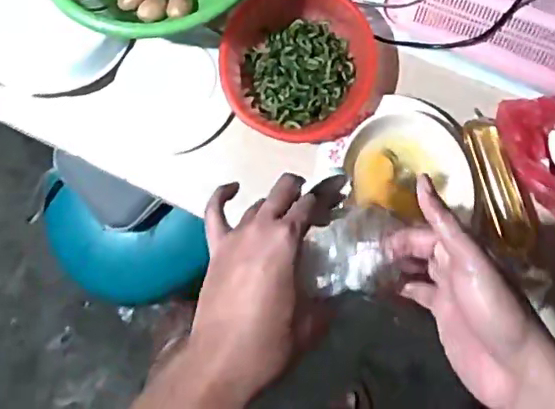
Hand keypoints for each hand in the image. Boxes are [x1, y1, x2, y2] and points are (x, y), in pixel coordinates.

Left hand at [131, 175, 325, 408]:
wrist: (219, 364)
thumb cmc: (267, 343)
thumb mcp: (310, 324)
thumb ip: (327, 303)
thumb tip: (339, 296)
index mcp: (287, 238)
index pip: (312, 203)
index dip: (328, 195)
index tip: (340, 195)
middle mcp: (262, 226)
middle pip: (285, 189)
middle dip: (303, 190)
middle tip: (316, 207)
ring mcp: (236, 235)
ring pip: (258, 202)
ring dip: (275, 204)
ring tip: (287, 214)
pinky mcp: (216, 248)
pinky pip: (214, 212)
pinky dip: (222, 196)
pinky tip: (233, 189)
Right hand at [388, 176, 554, 408]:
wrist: (513, 367)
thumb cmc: (493, 305)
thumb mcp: (469, 258)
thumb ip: (443, 222)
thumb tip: (421, 178)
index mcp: (460, 246)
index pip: (424, 229)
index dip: (400, 229)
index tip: (370, 229)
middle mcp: (452, 263)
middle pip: (418, 247)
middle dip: (394, 246)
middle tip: (362, 250)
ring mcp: (447, 290)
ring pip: (416, 268)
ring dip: (395, 265)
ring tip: (366, 265)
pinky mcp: (443, 316)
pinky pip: (417, 293)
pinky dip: (401, 288)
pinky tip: (382, 288)